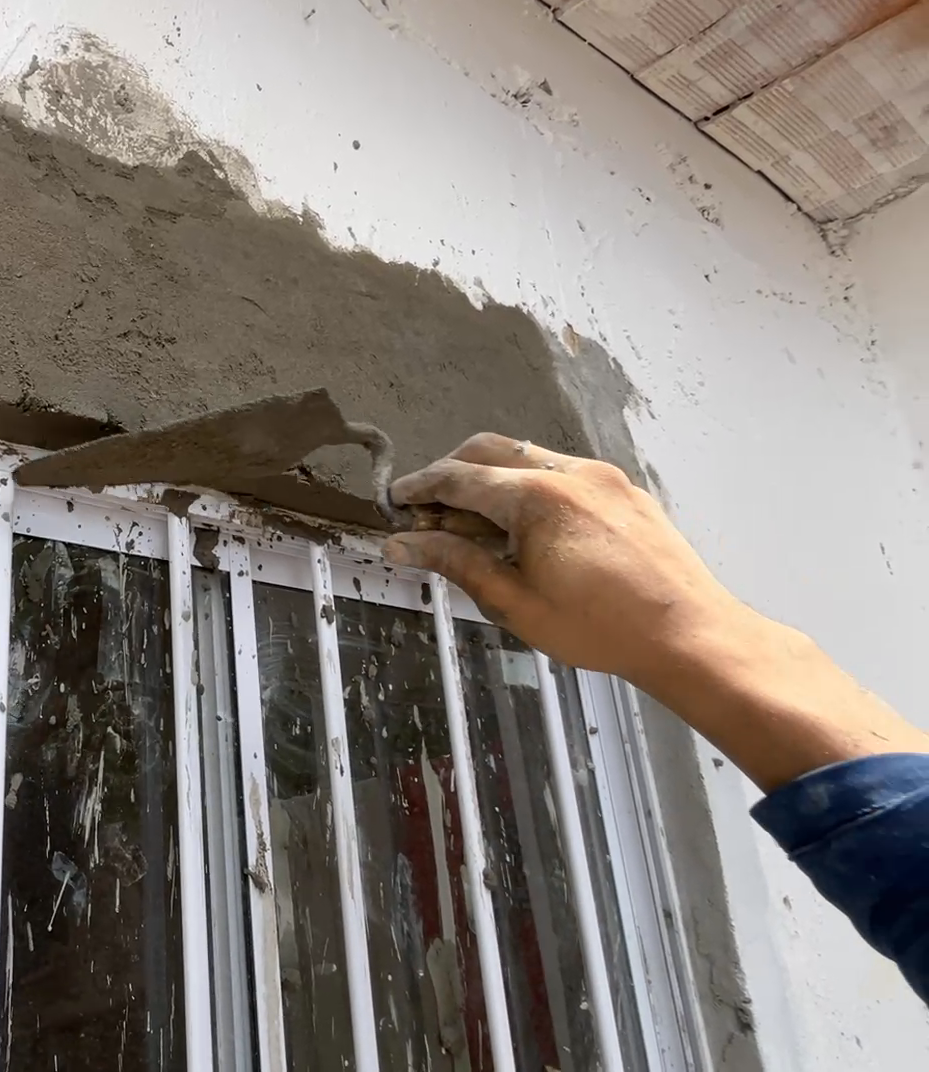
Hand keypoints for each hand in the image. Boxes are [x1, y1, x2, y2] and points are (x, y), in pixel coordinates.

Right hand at [383, 433, 928, 789]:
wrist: (696, 637)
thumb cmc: (597, 626)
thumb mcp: (511, 600)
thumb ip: (453, 562)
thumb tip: (397, 544)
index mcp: (538, 497)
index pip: (458, 478)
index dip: (418, 487)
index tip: (392, 500)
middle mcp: (569, 473)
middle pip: (488, 450)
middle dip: (448, 472)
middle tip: (426, 510)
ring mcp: (600, 478)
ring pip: (522, 456)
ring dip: (485, 479)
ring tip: (469, 524)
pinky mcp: (620, 491)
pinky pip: (554, 471)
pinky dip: (520, 486)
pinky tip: (516, 526)